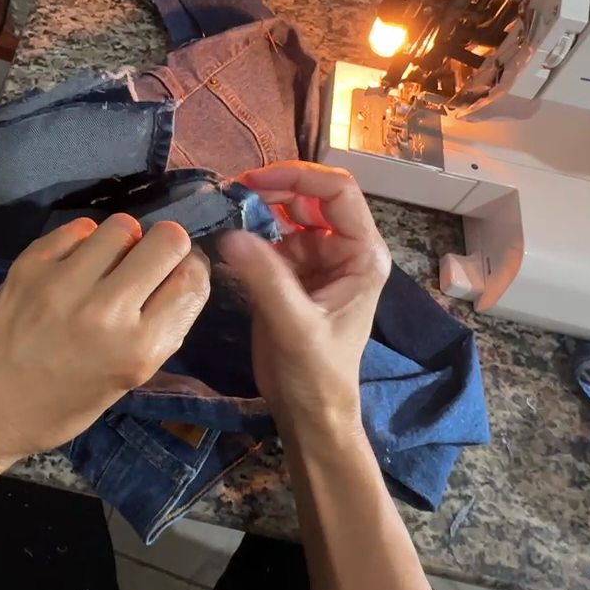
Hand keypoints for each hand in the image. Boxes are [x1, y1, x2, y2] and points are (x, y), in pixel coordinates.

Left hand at [0, 214, 210, 510]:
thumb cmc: (62, 405)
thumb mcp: (127, 381)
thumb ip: (158, 328)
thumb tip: (181, 272)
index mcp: (138, 349)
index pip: (192, 280)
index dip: (192, 268)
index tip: (179, 270)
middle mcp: (106, 311)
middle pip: (167, 240)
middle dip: (165, 246)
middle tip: (148, 260)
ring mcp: (65, 282)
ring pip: (123, 225)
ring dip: (123, 240)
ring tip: (108, 261)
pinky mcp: (32, 263)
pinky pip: (79, 228)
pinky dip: (84, 240)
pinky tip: (75, 263)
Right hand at [219, 163, 388, 443]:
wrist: (307, 413)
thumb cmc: (316, 373)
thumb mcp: (294, 326)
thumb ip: (265, 278)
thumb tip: (230, 233)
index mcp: (362, 255)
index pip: (338, 192)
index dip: (299, 176)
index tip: (255, 180)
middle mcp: (344, 250)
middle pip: (312, 196)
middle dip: (275, 187)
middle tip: (232, 191)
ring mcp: (318, 260)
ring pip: (289, 213)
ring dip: (261, 206)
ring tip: (227, 207)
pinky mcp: (293, 273)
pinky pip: (271, 237)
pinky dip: (251, 230)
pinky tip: (229, 233)